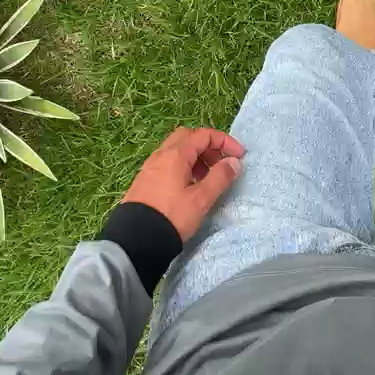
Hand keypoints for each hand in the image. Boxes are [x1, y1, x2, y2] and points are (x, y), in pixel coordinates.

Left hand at [120, 126, 245, 240]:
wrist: (135, 240)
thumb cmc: (172, 216)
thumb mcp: (201, 199)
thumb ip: (220, 177)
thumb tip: (233, 162)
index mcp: (176, 154)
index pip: (204, 135)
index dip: (224, 141)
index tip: (239, 155)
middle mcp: (161, 155)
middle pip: (188, 137)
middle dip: (208, 146)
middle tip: (221, 163)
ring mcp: (150, 167)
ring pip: (176, 150)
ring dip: (196, 157)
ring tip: (207, 178)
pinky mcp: (144, 180)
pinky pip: (167, 163)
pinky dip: (183, 166)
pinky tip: (188, 187)